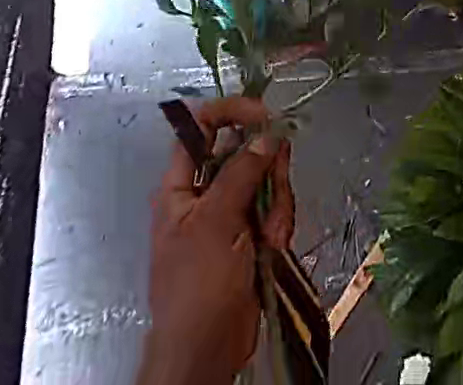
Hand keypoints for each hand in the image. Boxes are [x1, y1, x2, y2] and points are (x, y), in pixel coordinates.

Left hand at [139, 98, 294, 384]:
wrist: (207, 348)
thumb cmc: (198, 282)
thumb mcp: (216, 221)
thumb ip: (242, 172)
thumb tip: (267, 134)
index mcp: (182, 184)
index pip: (202, 128)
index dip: (231, 113)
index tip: (265, 115)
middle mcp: (205, 192)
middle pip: (244, 153)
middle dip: (267, 170)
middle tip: (277, 185)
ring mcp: (230, 213)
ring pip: (265, 181)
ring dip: (276, 203)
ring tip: (273, 235)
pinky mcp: (251, 233)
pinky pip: (274, 208)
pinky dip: (280, 223)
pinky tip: (275, 247)